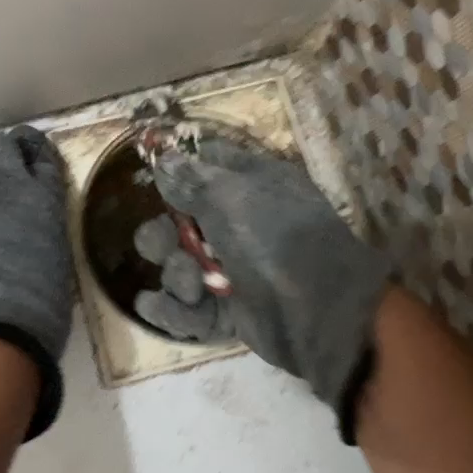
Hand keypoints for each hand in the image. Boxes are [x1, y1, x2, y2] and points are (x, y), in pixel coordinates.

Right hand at [135, 136, 389, 441]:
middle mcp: (240, 224)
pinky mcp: (229, 312)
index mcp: (250, 185)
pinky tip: (154, 305)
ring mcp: (234, 270)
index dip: (177, 170)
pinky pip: (188, 308)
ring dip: (175, 275)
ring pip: (179, 267)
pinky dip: (171, 309)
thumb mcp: (229, 195)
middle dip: (161, 235)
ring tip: (192, 286)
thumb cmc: (275, 237)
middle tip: (167, 243)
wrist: (319, 310)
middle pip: (180, 224)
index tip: (153, 176)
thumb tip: (164, 160)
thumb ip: (189, 179)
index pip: (207, 166)